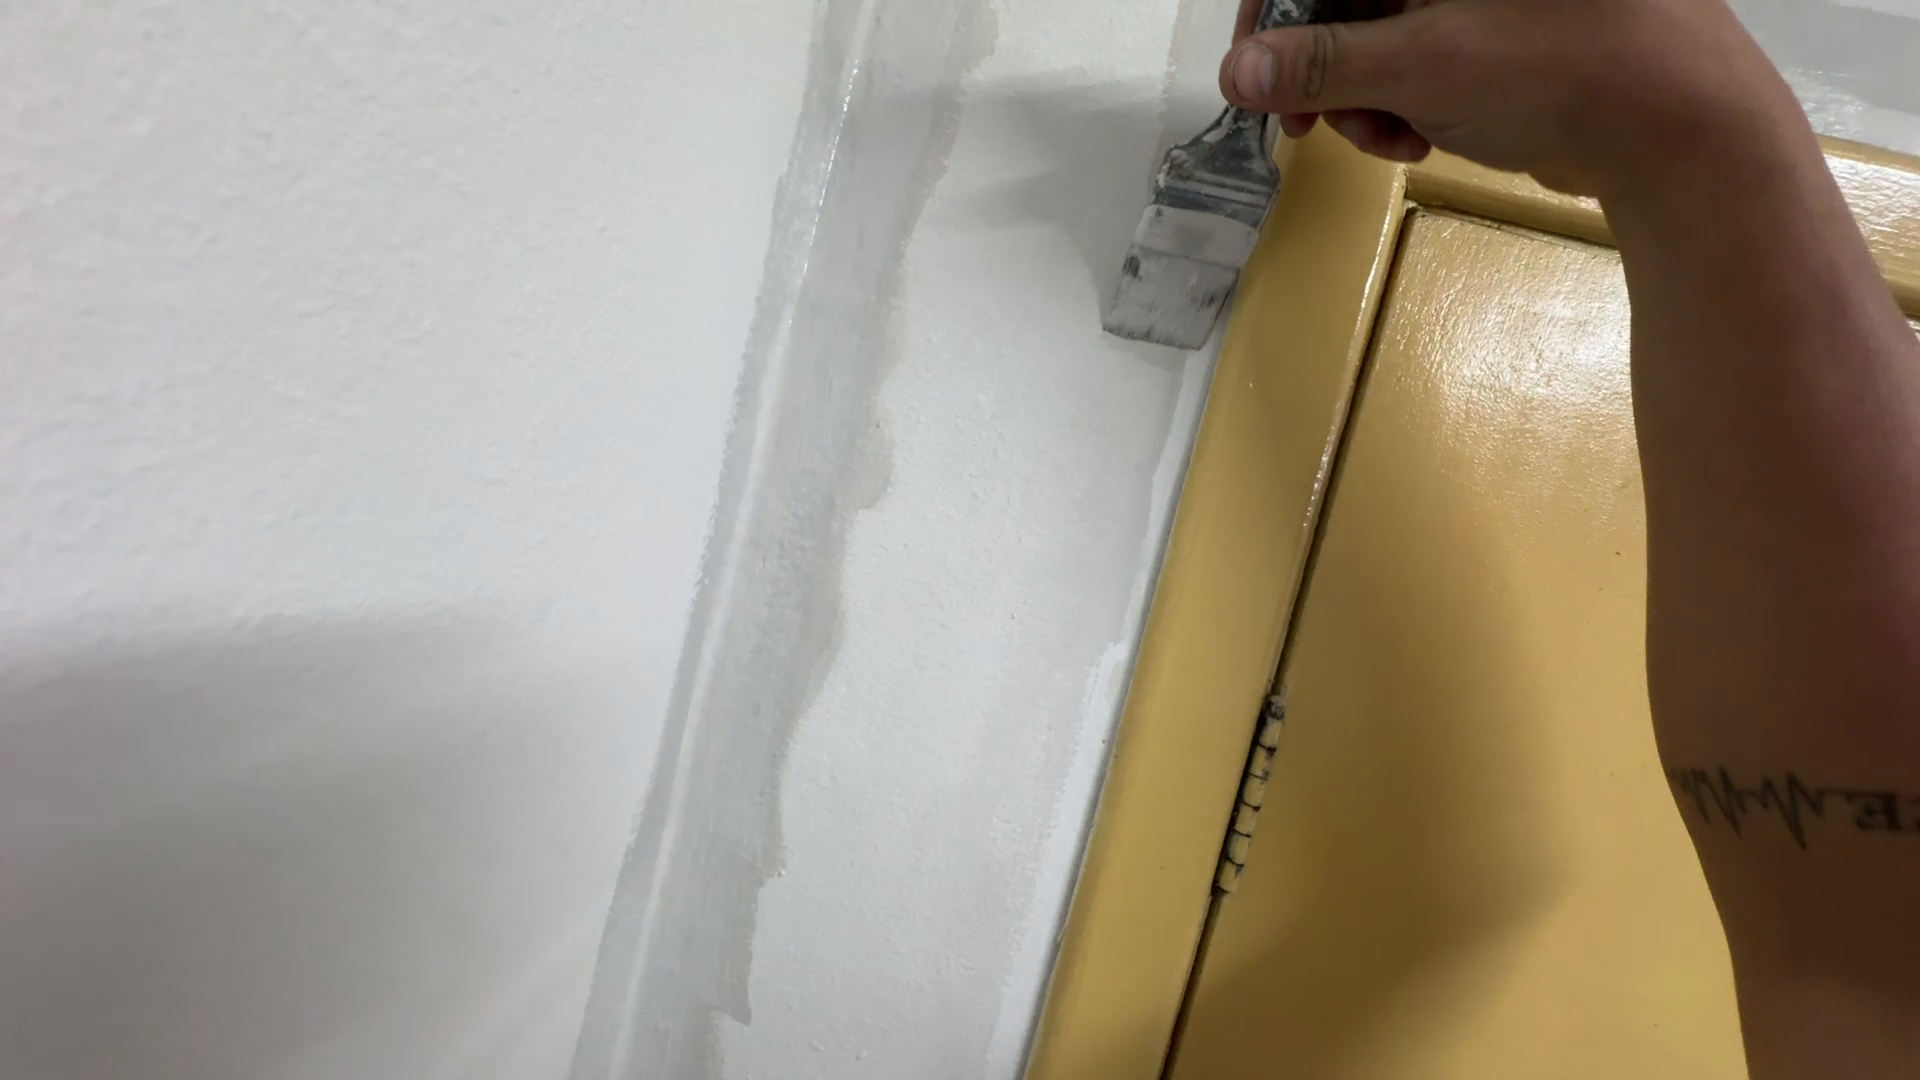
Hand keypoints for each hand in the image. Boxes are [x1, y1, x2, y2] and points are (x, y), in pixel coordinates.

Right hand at [1221, 0, 1807, 197]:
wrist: (1666, 125)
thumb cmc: (1554, 71)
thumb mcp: (1420, 65)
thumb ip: (1318, 65)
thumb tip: (1234, 71)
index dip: (1275, 5)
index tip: (1251, 68)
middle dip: (1318, 71)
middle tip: (1309, 128)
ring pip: (1367, 39)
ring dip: (1356, 101)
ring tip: (1386, 139)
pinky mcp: (1482, 30)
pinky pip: (1403, 63)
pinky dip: (1391, 106)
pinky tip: (1413, 137)